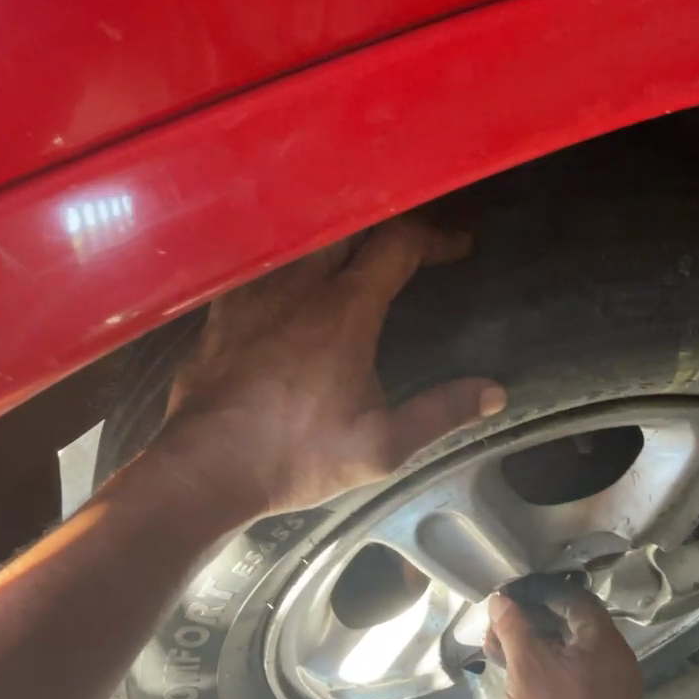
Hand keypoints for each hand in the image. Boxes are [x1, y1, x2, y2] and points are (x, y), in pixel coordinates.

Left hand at [142, 216, 505, 517]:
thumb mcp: (381, 446)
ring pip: (305, 239)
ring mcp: (256, 292)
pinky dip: (294, 259)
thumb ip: (441, 413)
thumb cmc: (295, 455)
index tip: (459, 247)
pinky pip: (265, 263)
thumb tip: (495, 392)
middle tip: (414, 246)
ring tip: (362, 256)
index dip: (434, 238)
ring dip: (343, 239)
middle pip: (352, 228)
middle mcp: (300, 286)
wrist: (202, 470)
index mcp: (345, 309)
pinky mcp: (224, 309)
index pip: (398, 245)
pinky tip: (296, 280)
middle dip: (390, 227)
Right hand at [486, 589, 641, 698]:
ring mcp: (608, 689)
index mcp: (609, 647)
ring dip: (532, 642)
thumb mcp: (526, 669)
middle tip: (498, 619)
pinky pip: (571, 673)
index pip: (578, 600)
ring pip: (568, 650)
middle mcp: (616, 664)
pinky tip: (510, 665)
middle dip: (531, 619)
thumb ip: (514, 626)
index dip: (542, 591)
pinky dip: (543, 665)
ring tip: (494, 644)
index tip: (513, 590)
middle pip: (572, 624)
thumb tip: (501, 598)